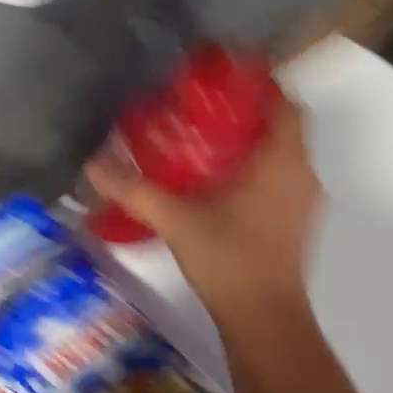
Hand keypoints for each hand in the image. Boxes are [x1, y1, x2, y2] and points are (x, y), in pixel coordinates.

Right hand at [87, 96, 322, 310]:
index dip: (259, 84)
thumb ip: (134, 190)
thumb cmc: (230, 259)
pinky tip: (205, 177)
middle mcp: (300, 174)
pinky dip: (244, 165)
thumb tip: (92, 163)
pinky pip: (271, 175)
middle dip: (241, 111)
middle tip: (193, 106)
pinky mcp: (288, 219)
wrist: (263, 316)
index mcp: (283, 162)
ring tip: (193, 138)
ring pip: (276, 152)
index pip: (285, 104)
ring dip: (243, 140)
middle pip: (280, 126)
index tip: (219, 77)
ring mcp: (298, 199)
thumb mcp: (174, 220)